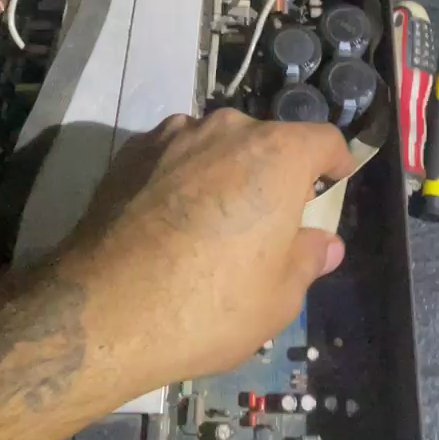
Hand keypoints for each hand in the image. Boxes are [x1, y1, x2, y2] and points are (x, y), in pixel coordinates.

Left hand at [58, 109, 354, 389]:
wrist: (104, 310)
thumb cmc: (209, 305)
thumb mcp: (278, 298)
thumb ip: (308, 259)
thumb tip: (325, 243)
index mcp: (277, 154)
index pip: (324, 139)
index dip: (334, 163)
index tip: (331, 186)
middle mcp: (229, 128)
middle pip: (268, 140)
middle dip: (275, 172)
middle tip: (266, 220)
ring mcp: (176, 133)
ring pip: (217, 144)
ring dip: (225, 169)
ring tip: (210, 220)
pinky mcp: (133, 149)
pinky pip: (174, 153)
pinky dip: (181, 174)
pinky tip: (167, 219)